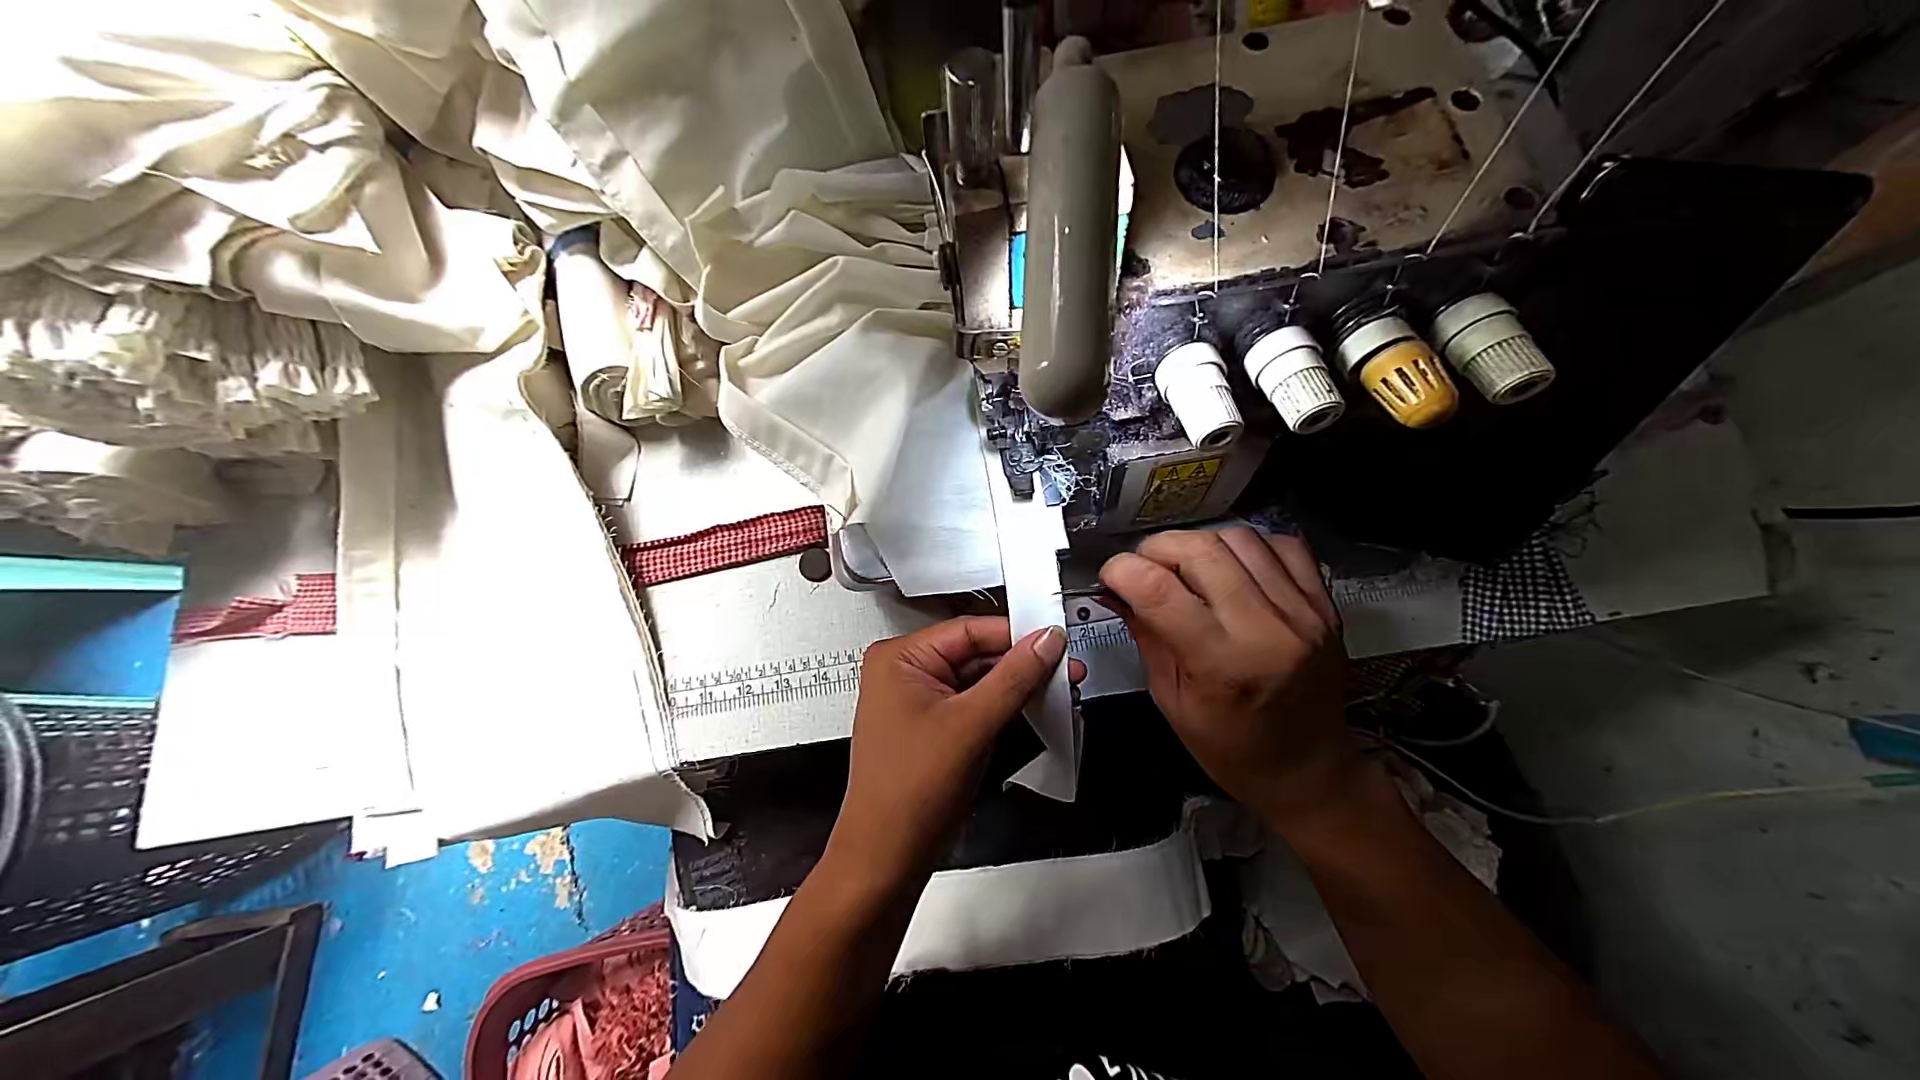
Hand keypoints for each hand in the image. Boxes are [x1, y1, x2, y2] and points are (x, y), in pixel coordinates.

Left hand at [826, 616, 1078, 888]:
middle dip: (1021, 663)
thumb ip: (1013, 678)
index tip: (1051, 638)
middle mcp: (905, 674)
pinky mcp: (936, 727)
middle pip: (977, 652)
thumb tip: (1042, 643)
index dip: (1014, 634)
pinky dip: (1005, 706)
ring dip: (1017, 686)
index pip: (969, 629)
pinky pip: (976, 703)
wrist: (889, 854)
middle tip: (1061, 667)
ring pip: (980, 679)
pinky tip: (1033, 708)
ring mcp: (920, 702)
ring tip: (1054, 689)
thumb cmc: (902, 795)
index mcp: (898, 659)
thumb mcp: (970, 725)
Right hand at [1099, 528, 1355, 829]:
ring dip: (1198, 544)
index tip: (1109, 576)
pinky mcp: (1322, 604)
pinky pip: (1282, 544)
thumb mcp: (1171, 699)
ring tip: (1185, 568)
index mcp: (1221, 663)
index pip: (1157, 588)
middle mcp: (1265, 629)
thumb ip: (1146, 636)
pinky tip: (1230, 566)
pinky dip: (1246, 545)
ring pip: (1238, 537)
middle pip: (1198, 549)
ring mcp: (1301, 612)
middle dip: (1155, 549)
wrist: (1308, 769)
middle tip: (1143, 569)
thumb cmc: (1234, 749)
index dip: (1121, 571)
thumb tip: (1117, 591)